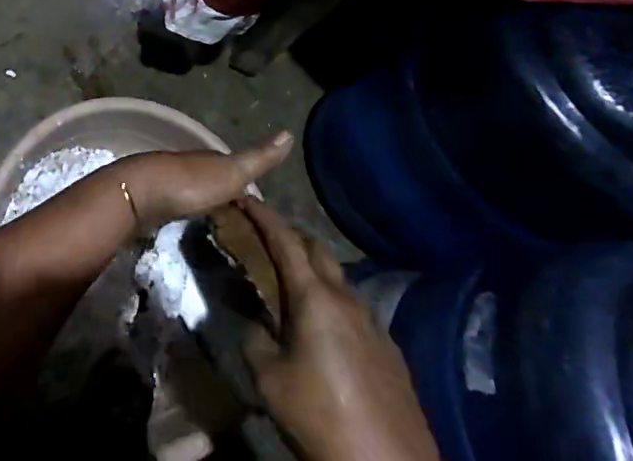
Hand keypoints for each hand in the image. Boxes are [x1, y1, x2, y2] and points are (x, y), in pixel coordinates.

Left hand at [112, 131, 293, 228]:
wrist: (139, 194)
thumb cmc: (191, 183)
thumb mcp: (232, 172)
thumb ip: (259, 158)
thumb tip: (290, 133)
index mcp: (212, 160)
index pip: (236, 169)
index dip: (248, 184)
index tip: (260, 206)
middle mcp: (192, 167)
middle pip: (214, 180)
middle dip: (226, 195)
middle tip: (241, 220)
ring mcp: (169, 183)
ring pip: (194, 193)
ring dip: (205, 205)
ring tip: (218, 227)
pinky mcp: (152, 202)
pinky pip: (176, 206)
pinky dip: (186, 214)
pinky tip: (189, 226)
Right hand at [238, 199, 439, 460]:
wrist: (386, 457)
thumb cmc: (321, 414)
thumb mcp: (271, 383)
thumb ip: (255, 343)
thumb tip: (251, 323)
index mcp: (314, 297)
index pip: (285, 241)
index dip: (264, 217)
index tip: (246, 198)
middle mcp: (345, 295)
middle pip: (317, 248)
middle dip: (291, 237)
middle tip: (266, 243)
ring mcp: (371, 316)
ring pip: (338, 276)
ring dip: (314, 271)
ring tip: (292, 290)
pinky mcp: (386, 341)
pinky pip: (354, 305)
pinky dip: (333, 301)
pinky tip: (325, 331)